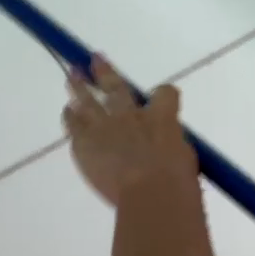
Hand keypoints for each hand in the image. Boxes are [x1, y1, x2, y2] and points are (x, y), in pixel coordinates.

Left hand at [62, 57, 196, 205]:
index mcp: (162, 119)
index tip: (165, 95)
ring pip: (86, 99)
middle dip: (105, 71)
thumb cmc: (178, 183)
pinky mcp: (84, 142)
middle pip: (115, 86)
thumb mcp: (186, 159)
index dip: (165, 94)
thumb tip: (165, 145)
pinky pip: (72, 123)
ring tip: (72, 77)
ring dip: (79, 87)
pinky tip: (68, 113)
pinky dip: (70, 117)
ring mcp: (104, 127)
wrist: (152, 197)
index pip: (165, 94)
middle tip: (95, 59)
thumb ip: (172, 145)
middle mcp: (131, 115)